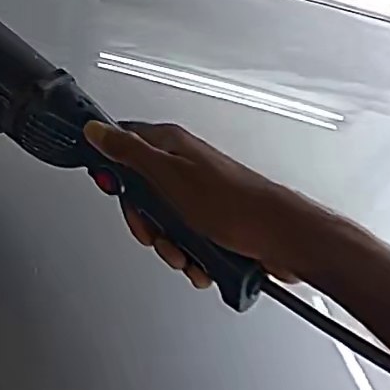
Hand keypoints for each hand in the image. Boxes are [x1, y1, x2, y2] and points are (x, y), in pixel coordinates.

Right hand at [84, 120, 327, 289]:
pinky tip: (198, 260)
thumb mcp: (169, 175)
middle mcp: (182, 163)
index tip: (115, 189)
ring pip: (161, 215)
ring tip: (184, 253)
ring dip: (167, 240)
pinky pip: (183, 232)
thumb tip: (95, 130)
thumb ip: (128, 151)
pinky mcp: (211, 217)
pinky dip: (187, 250)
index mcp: (169, 144)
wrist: (294, 242)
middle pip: (138, 187)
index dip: (111, 168)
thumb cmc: (239, 207)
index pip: (120, 144)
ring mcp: (197, 191)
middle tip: (153, 230)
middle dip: (144, 218)